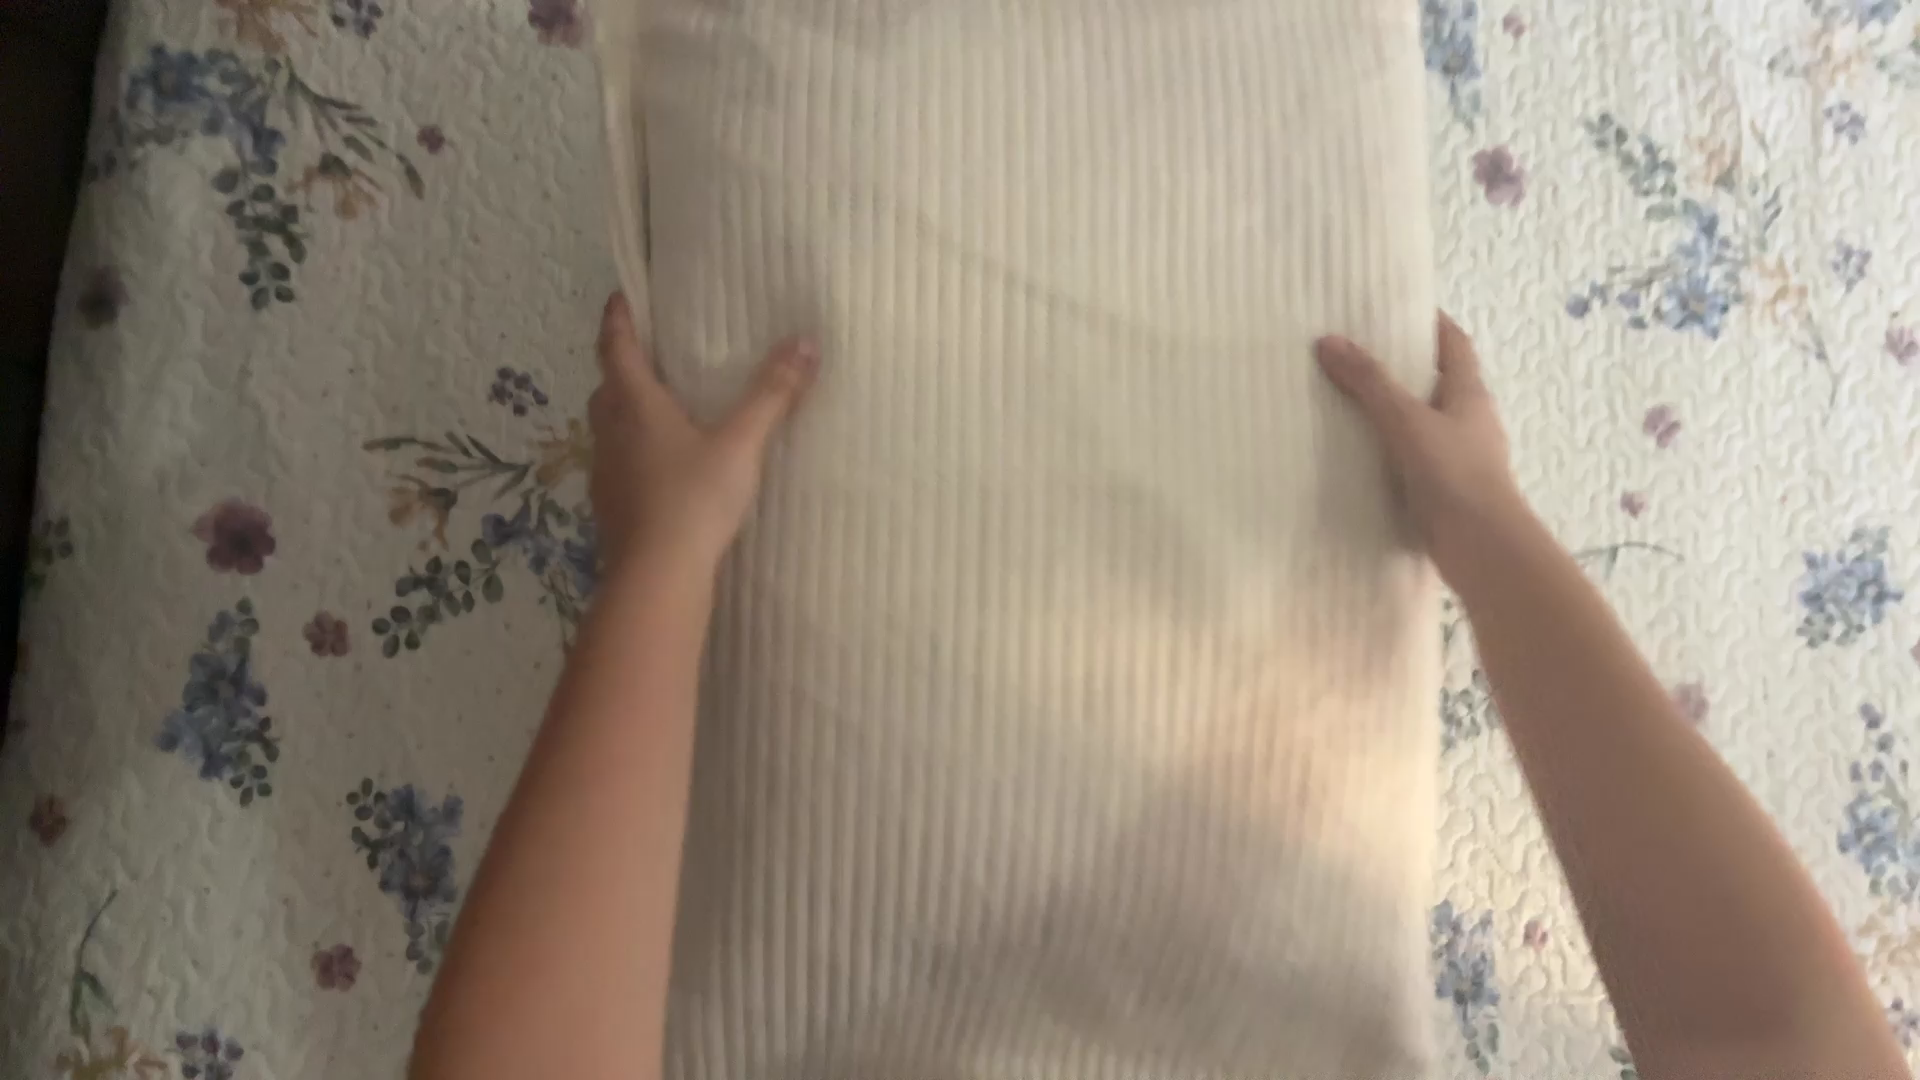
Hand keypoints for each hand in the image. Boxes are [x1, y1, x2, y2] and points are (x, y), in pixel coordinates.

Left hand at [588, 292, 818, 577]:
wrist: (658, 572)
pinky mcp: (611, 505)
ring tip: (659, 409)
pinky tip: (660, 468)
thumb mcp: (741, 444)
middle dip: (624, 365)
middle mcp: (611, 431)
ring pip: (610, 426)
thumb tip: (805, 343)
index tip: (622, 294)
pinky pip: (619, 462)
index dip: (619, 318)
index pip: (618, 347)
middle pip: (608, 386)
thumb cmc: (694, 498)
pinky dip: (634, 451)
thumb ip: (772, 395)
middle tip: (650, 355)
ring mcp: (606, 471)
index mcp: (636, 405)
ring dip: (627, 410)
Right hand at [1314, 312, 1531, 586]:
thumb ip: (1368, 383)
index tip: (1398, 309)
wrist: (1479, 543)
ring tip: (1345, 402)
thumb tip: (1328, 341)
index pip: (1454, 344)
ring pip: (1421, 420)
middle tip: (1357, 354)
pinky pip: (1409, 454)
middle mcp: (1468, 419)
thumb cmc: (1451, 473)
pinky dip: (1386, 446)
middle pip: (1435, 381)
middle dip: (1402, 366)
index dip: (1430, 323)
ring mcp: (1456, 455)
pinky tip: (1356, 453)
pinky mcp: (1441, 486)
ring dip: (1391, 409)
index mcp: (1468, 394)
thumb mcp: (1405, 420)